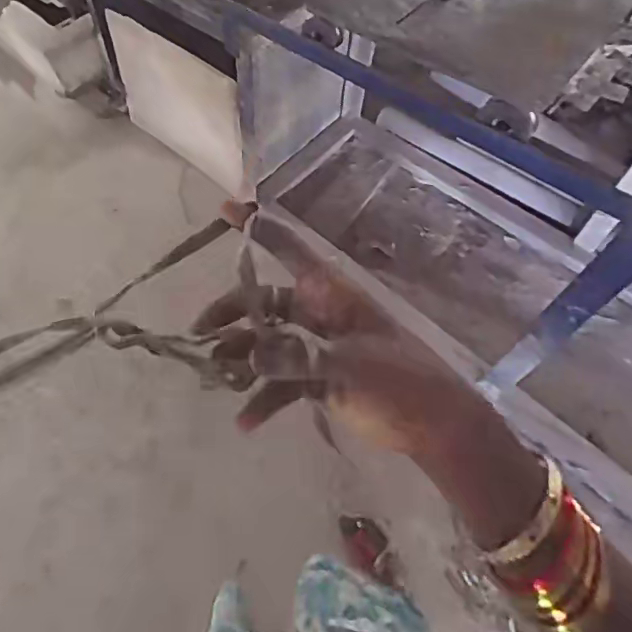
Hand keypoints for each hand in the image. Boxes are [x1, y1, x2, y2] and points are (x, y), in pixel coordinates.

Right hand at [192, 215, 497, 458]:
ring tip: (215, 379)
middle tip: (198, 334)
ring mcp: (317, 344)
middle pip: (265, 302)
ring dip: (242, 358)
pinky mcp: (318, 377)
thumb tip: (249, 355)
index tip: (226, 207)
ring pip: (268, 341)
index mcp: (329, 292)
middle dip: (231, 313)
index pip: (288, 249)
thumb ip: (296, 358)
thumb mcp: (346, 367)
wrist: (433, 424)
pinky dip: (264, 398)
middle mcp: (318, 311)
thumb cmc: (396, 380)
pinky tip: (246, 422)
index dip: (257, 226)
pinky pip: (282, 380)